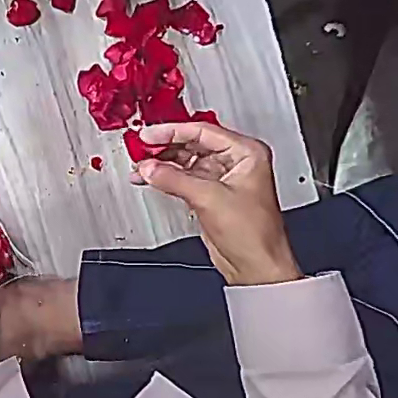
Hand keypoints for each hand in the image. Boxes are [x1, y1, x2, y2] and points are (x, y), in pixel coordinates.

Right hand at [132, 121, 303, 286]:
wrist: (256, 266)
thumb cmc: (253, 234)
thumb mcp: (209, 198)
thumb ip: (174, 179)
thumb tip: (150, 167)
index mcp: (246, 153)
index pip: (203, 131)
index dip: (172, 132)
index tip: (149, 136)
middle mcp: (236, 162)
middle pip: (193, 144)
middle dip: (165, 148)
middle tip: (142, 150)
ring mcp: (223, 179)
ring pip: (187, 162)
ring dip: (163, 164)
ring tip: (141, 166)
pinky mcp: (212, 195)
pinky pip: (184, 179)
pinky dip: (166, 178)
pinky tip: (150, 179)